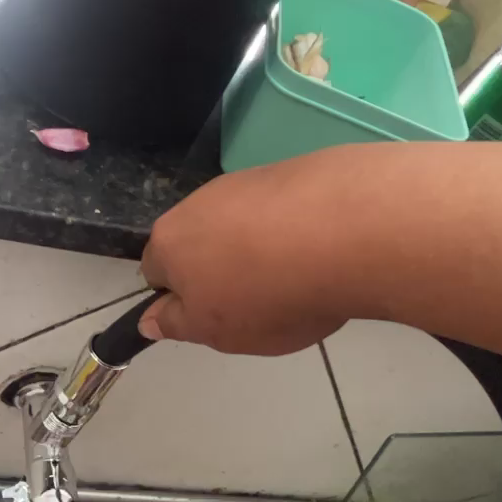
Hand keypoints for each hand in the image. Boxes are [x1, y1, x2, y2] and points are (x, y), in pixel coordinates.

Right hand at [138, 151, 372, 355]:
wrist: (352, 229)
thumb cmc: (268, 295)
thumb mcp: (216, 332)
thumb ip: (177, 324)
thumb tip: (149, 319)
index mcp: (169, 243)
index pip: (155, 272)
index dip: (181, 300)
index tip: (215, 318)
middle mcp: (199, 202)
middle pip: (198, 243)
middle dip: (219, 271)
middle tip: (255, 304)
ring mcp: (247, 181)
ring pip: (239, 225)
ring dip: (257, 250)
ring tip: (296, 277)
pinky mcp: (293, 170)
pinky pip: (281, 210)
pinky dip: (293, 230)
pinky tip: (322, 252)